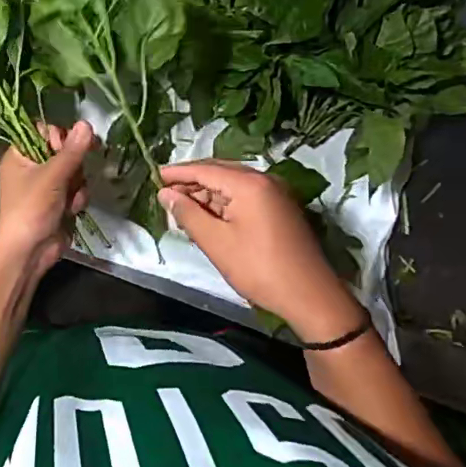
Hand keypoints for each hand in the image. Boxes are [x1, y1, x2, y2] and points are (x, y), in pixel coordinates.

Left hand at [0, 121, 96, 271]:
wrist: (29, 252)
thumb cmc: (31, 208)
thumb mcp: (52, 176)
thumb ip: (72, 151)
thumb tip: (87, 123)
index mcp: (20, 155)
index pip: (43, 131)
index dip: (59, 137)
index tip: (70, 146)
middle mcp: (32, 167)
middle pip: (64, 150)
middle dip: (73, 165)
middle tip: (71, 175)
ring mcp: (47, 185)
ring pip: (75, 171)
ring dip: (76, 185)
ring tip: (69, 199)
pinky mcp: (59, 201)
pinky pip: (77, 189)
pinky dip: (77, 199)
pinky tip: (71, 210)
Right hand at [158, 159, 365, 341]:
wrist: (310, 296)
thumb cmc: (258, 268)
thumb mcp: (215, 242)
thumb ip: (187, 213)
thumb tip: (166, 194)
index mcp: (249, 184)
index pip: (205, 170)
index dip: (178, 173)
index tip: (155, 176)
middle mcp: (264, 181)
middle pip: (219, 172)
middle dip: (191, 181)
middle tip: (166, 193)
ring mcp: (276, 194)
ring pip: (232, 184)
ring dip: (207, 193)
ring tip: (182, 207)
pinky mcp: (280, 209)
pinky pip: (245, 195)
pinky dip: (223, 201)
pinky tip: (208, 215)